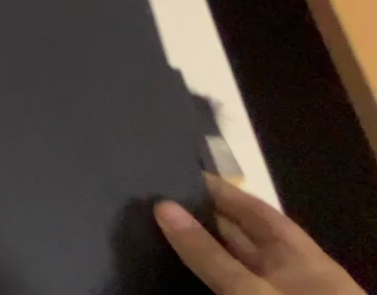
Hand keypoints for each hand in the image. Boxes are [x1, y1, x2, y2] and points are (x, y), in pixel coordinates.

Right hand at [154, 174, 364, 293]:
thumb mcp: (253, 293)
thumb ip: (208, 254)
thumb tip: (160, 205)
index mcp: (302, 258)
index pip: (256, 210)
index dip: (220, 190)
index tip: (174, 172)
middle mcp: (295, 274)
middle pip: (245, 235)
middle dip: (203, 216)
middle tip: (152, 197)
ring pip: (237, 262)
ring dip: (202, 245)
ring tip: (155, 225)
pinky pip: (233, 284)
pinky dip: (208, 272)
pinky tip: (178, 267)